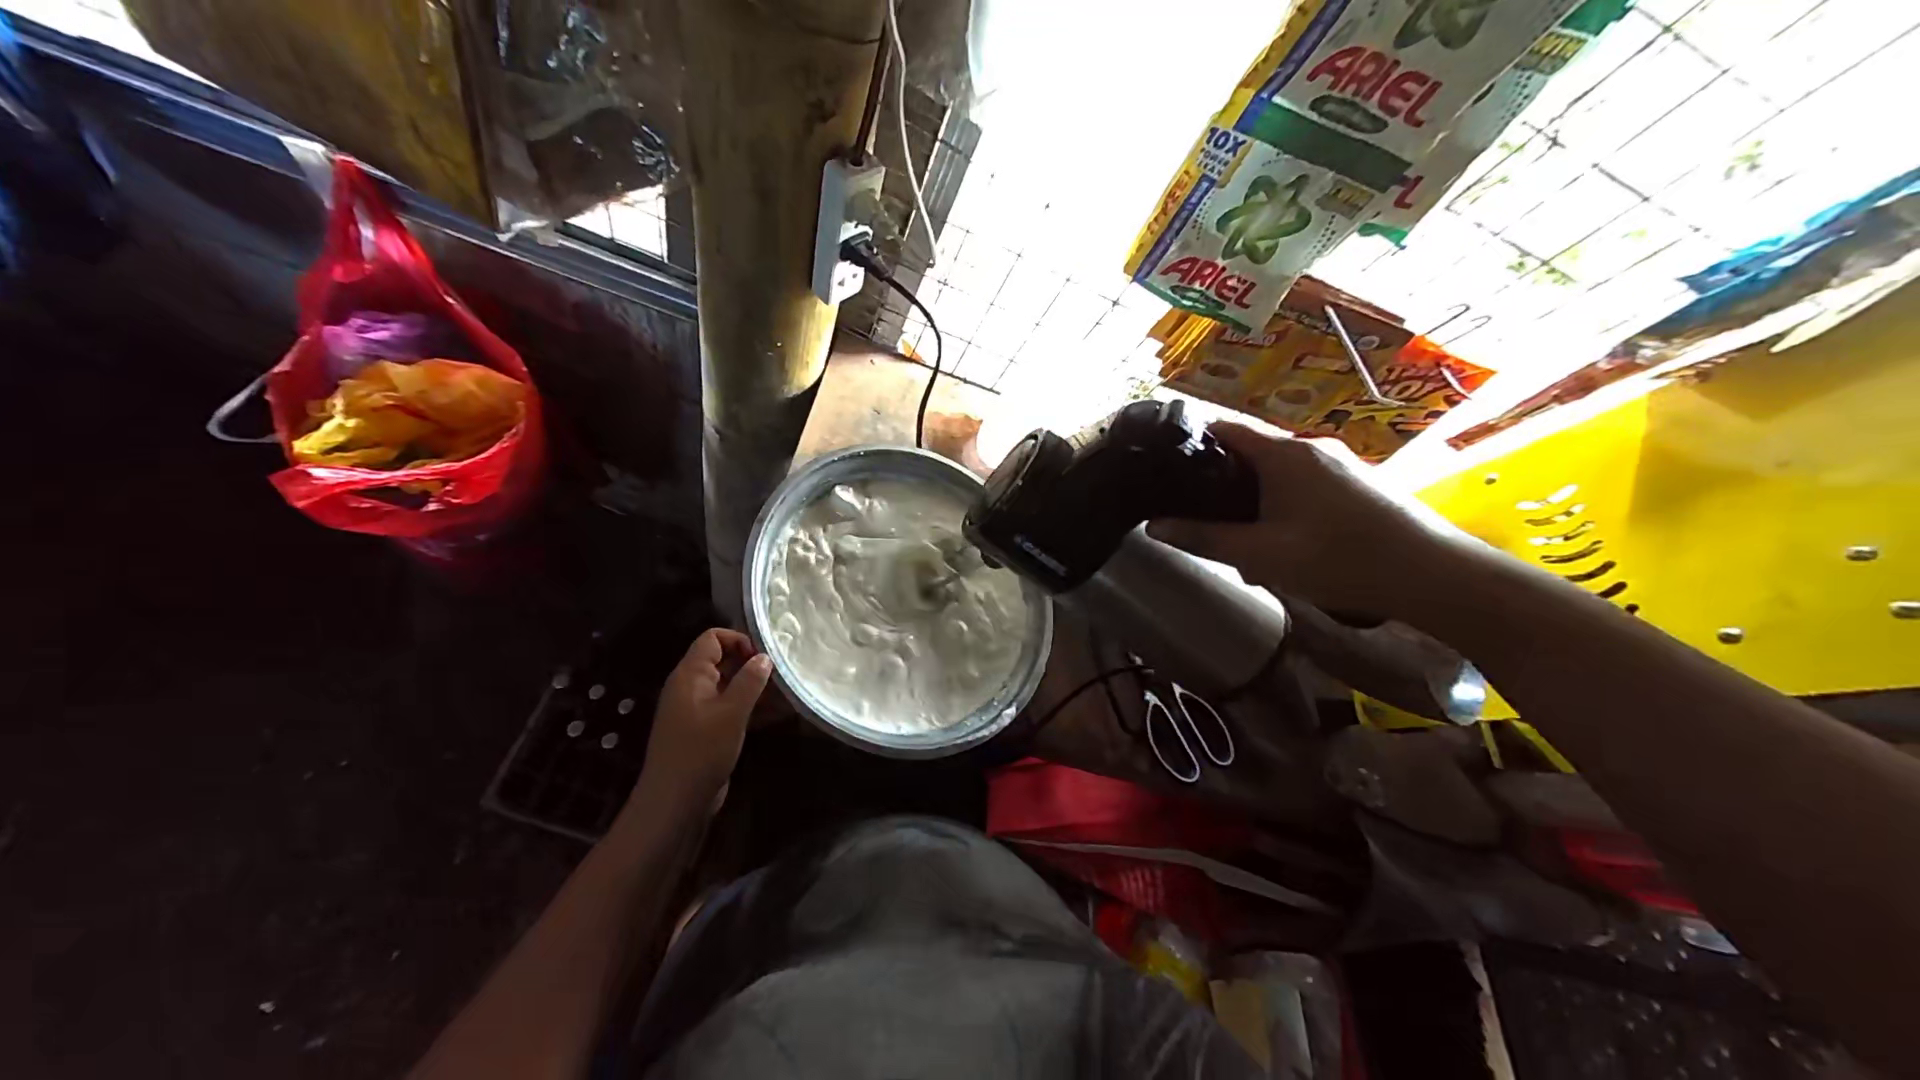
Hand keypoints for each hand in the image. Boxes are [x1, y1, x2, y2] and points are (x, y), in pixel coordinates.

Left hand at [634, 628, 771, 812]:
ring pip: (730, 686)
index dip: (739, 641)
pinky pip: (730, 708)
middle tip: (783, 676)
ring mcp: (697, 709)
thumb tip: (765, 657)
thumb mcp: (731, 713)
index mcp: (690, 675)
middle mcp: (691, 686)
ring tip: (787, 696)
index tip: (764, 658)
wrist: (674, 802)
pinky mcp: (706, 730)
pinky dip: (751, 708)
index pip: (713, 638)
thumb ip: (750, 681)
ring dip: (756, 689)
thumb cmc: (701, 751)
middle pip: (723, 661)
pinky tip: (777, 715)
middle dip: (753, 665)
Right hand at [1147, 422, 1488, 623]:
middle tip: (1198, 517)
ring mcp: (1338, 465)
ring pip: (1276, 475)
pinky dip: (1280, 507)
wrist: (1433, 575)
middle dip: (1220, 483)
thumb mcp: (1261, 555)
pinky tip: (1283, 547)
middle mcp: (1310, 449)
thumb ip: (1205, 539)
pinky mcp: (1356, 486)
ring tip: (1241, 542)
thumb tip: (1154, 527)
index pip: (1223, 427)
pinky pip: (1303, 487)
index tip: (1162, 461)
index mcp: (1283, 454)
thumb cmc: (1339, 558)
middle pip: (1249, 453)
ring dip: (1252, 502)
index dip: (1189, 438)